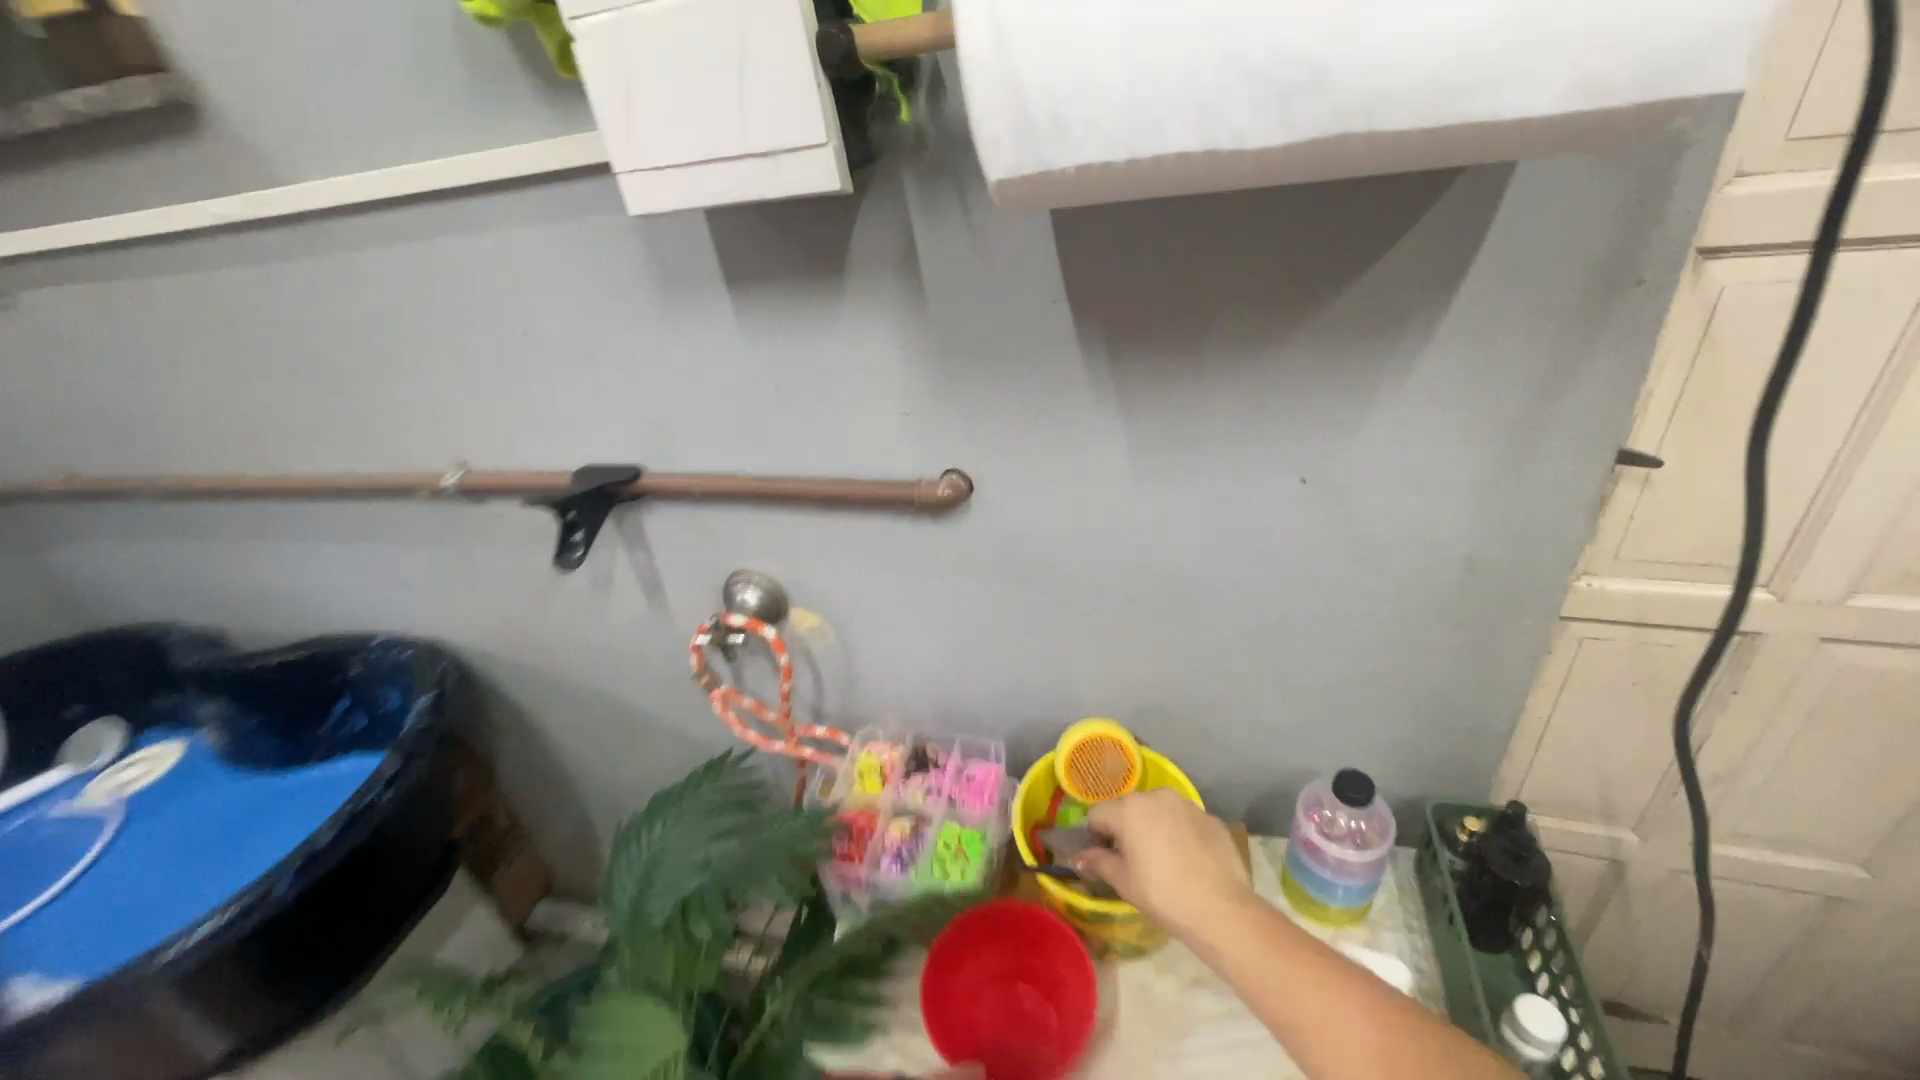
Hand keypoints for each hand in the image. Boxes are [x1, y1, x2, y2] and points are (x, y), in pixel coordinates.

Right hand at [1072, 789, 1255, 939]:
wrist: (1221, 909)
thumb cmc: (1163, 895)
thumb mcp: (1124, 882)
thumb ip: (1098, 863)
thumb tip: (1078, 858)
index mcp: (1130, 809)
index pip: (1097, 814)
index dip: (1094, 836)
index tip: (1102, 857)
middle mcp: (1157, 797)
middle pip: (1129, 808)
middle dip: (1125, 828)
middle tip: (1132, 860)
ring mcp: (1188, 805)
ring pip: (1159, 811)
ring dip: (1154, 827)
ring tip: (1163, 859)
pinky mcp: (1211, 818)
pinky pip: (1185, 821)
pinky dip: (1180, 833)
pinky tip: (1188, 861)